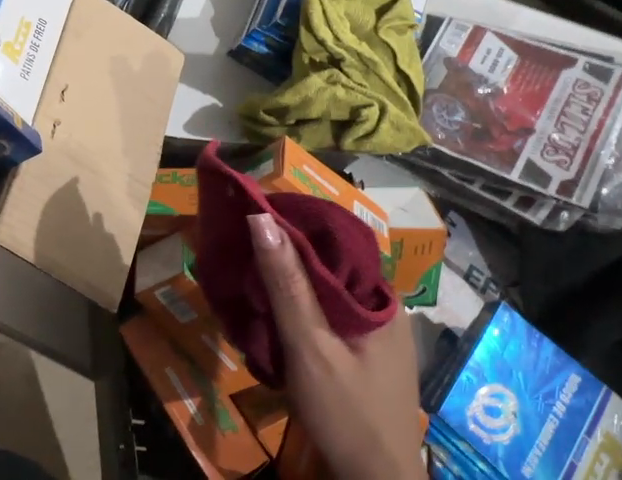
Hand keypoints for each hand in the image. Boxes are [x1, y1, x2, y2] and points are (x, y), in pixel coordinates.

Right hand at [251, 214, 426, 479]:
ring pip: (325, 286)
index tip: (250, 210)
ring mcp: (375, 332)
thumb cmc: (345, 411)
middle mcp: (383, 308)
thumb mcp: (309, 345)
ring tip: (245, 268)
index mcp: (380, 300)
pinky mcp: (362, 352)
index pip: (336, 239)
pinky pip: (325, 310)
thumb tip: (261, 217)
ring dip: (287, 277)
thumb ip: (286, 283)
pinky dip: (296, 302)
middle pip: (329, 261)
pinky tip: (268, 306)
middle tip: (238, 240)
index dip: (293, 221)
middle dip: (284, 249)